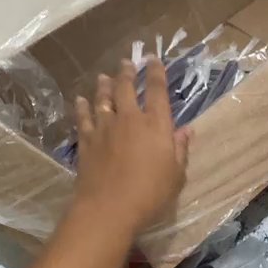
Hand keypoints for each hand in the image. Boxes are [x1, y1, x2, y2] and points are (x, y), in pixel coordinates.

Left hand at [70, 58, 190, 235]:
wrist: (108, 208)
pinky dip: (82, 107)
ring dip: (104, 86)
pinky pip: (83, 118)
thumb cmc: (150, 194)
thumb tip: (187, 130)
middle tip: (126, 63)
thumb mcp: (176, 176)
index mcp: (156, 125)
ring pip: (103, 99)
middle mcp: (129, 119)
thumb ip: (181, 150)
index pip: (157, 91)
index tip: (153, 59)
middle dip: (127, 73)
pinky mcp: (86, 141)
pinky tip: (80, 100)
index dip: (156, 73)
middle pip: (126, 88)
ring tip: (103, 77)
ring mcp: (104, 128)